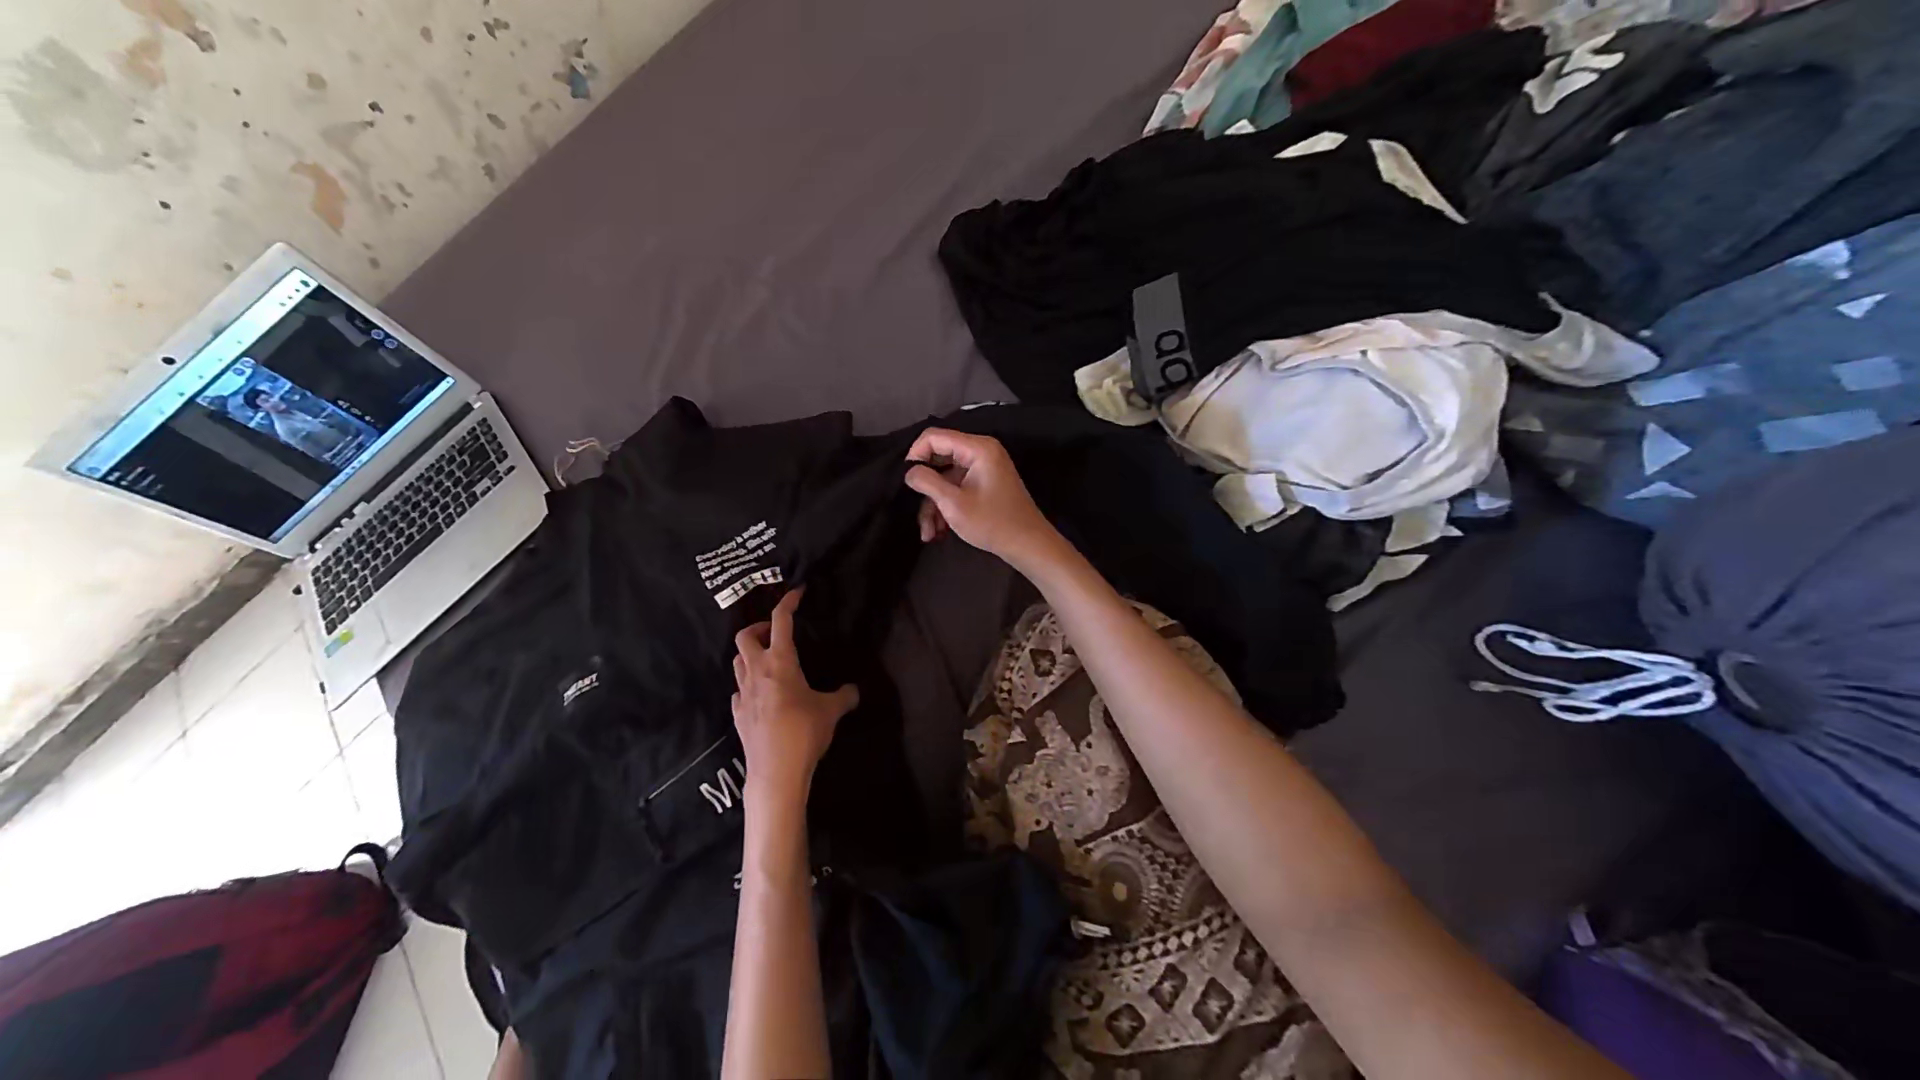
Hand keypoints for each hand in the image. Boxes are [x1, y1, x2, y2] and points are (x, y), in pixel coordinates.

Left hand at [731, 588, 859, 802]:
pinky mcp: (737, 714)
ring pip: (737, 661)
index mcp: (780, 661)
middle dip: (759, 628)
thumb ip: (845, 696)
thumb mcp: (832, 711)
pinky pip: (738, 690)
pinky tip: (761, 694)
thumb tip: (854, 690)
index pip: (780, 620)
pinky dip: (747, 684)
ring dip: (750, 654)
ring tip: (769, 661)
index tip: (797, 592)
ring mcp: (742, 693)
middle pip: (744, 636)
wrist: (776, 771)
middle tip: (777, 634)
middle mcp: (757, 671)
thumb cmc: (805, 732)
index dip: (788, 602)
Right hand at [904, 429, 1068, 573]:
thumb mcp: (954, 503)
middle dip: (925, 488)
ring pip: (945, 479)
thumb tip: (909, 471)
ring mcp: (983, 468)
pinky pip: (957, 488)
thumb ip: (927, 482)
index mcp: (978, 448)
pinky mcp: (984, 484)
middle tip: (914, 510)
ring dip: (934, 505)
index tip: (905, 479)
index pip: (934, 436)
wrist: (1028, 545)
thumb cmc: (992, 522)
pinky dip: (946, 507)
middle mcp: (981, 452)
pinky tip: (939, 532)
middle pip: (939, 458)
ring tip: (928, 533)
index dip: (915, 454)